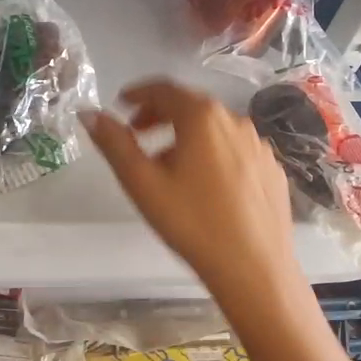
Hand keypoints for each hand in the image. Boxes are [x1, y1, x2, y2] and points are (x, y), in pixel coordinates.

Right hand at [82, 80, 304, 302]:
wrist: (256, 271)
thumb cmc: (192, 223)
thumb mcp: (142, 183)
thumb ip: (113, 143)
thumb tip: (88, 113)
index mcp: (202, 117)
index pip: (165, 89)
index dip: (139, 93)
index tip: (121, 103)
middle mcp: (235, 120)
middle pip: (191, 105)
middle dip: (160, 113)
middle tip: (137, 132)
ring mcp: (258, 145)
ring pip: (214, 128)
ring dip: (186, 135)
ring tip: (167, 164)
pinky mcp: (272, 170)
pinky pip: (235, 149)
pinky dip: (212, 153)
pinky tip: (204, 185)